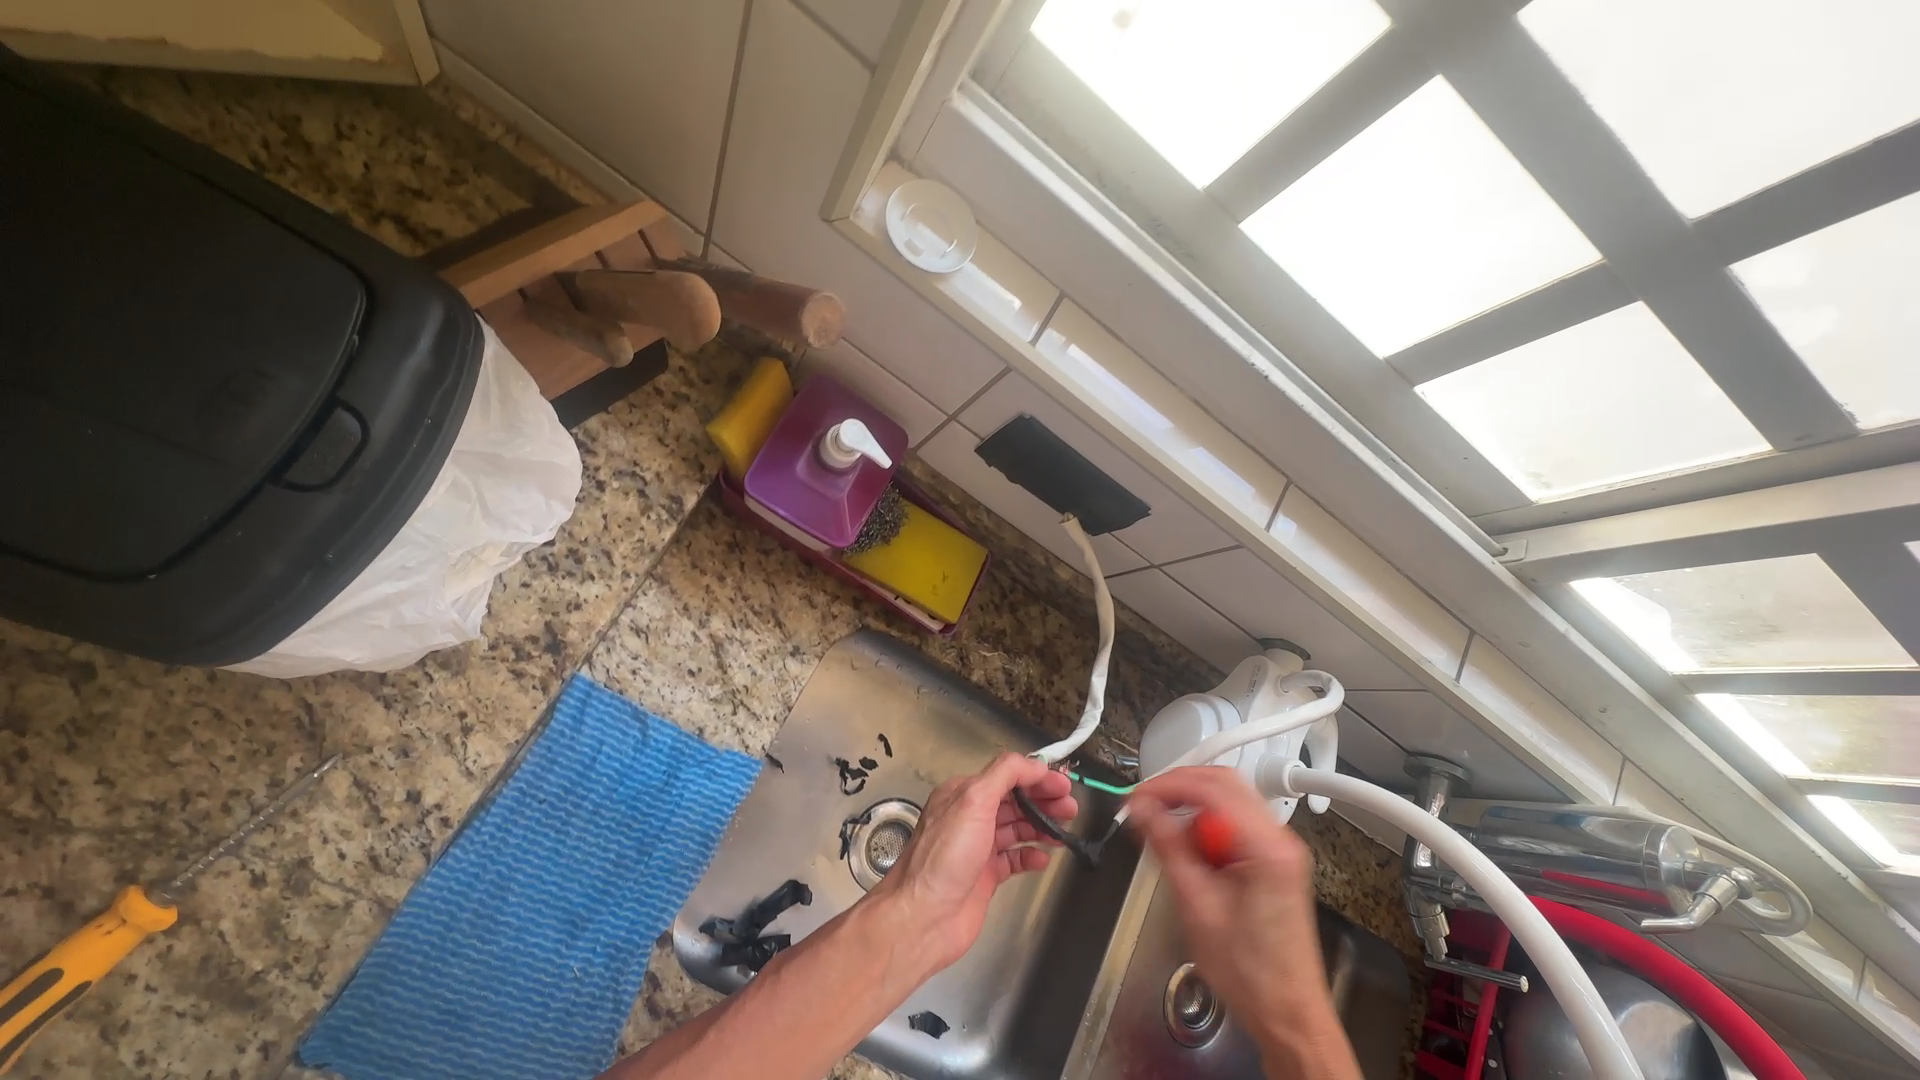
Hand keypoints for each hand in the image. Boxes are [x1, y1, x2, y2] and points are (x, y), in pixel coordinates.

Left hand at [870, 752, 1077, 970]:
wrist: (922, 918)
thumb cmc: (944, 858)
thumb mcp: (973, 801)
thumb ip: (1004, 775)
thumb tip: (1034, 764)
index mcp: (962, 794)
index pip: (1006, 776)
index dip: (1036, 778)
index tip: (1063, 785)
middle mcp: (969, 818)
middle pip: (1014, 801)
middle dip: (1043, 801)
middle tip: (1071, 808)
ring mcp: (977, 848)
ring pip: (1016, 829)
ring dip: (1042, 826)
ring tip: (1065, 830)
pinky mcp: (985, 877)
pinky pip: (1014, 860)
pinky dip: (1031, 857)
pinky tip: (1044, 858)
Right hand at [1129, 767, 1359, 1078]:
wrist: (1288, 1014)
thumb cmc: (1249, 973)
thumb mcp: (1197, 905)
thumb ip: (1169, 847)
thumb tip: (1142, 809)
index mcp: (1268, 848)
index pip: (1213, 788)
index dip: (1167, 786)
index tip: (1136, 799)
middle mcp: (1280, 840)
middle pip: (1224, 784)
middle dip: (1178, 788)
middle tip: (1142, 805)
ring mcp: (1279, 850)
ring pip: (1228, 800)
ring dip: (1190, 807)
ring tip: (1157, 829)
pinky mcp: (1271, 862)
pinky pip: (1234, 824)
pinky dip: (1203, 826)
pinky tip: (1183, 849)